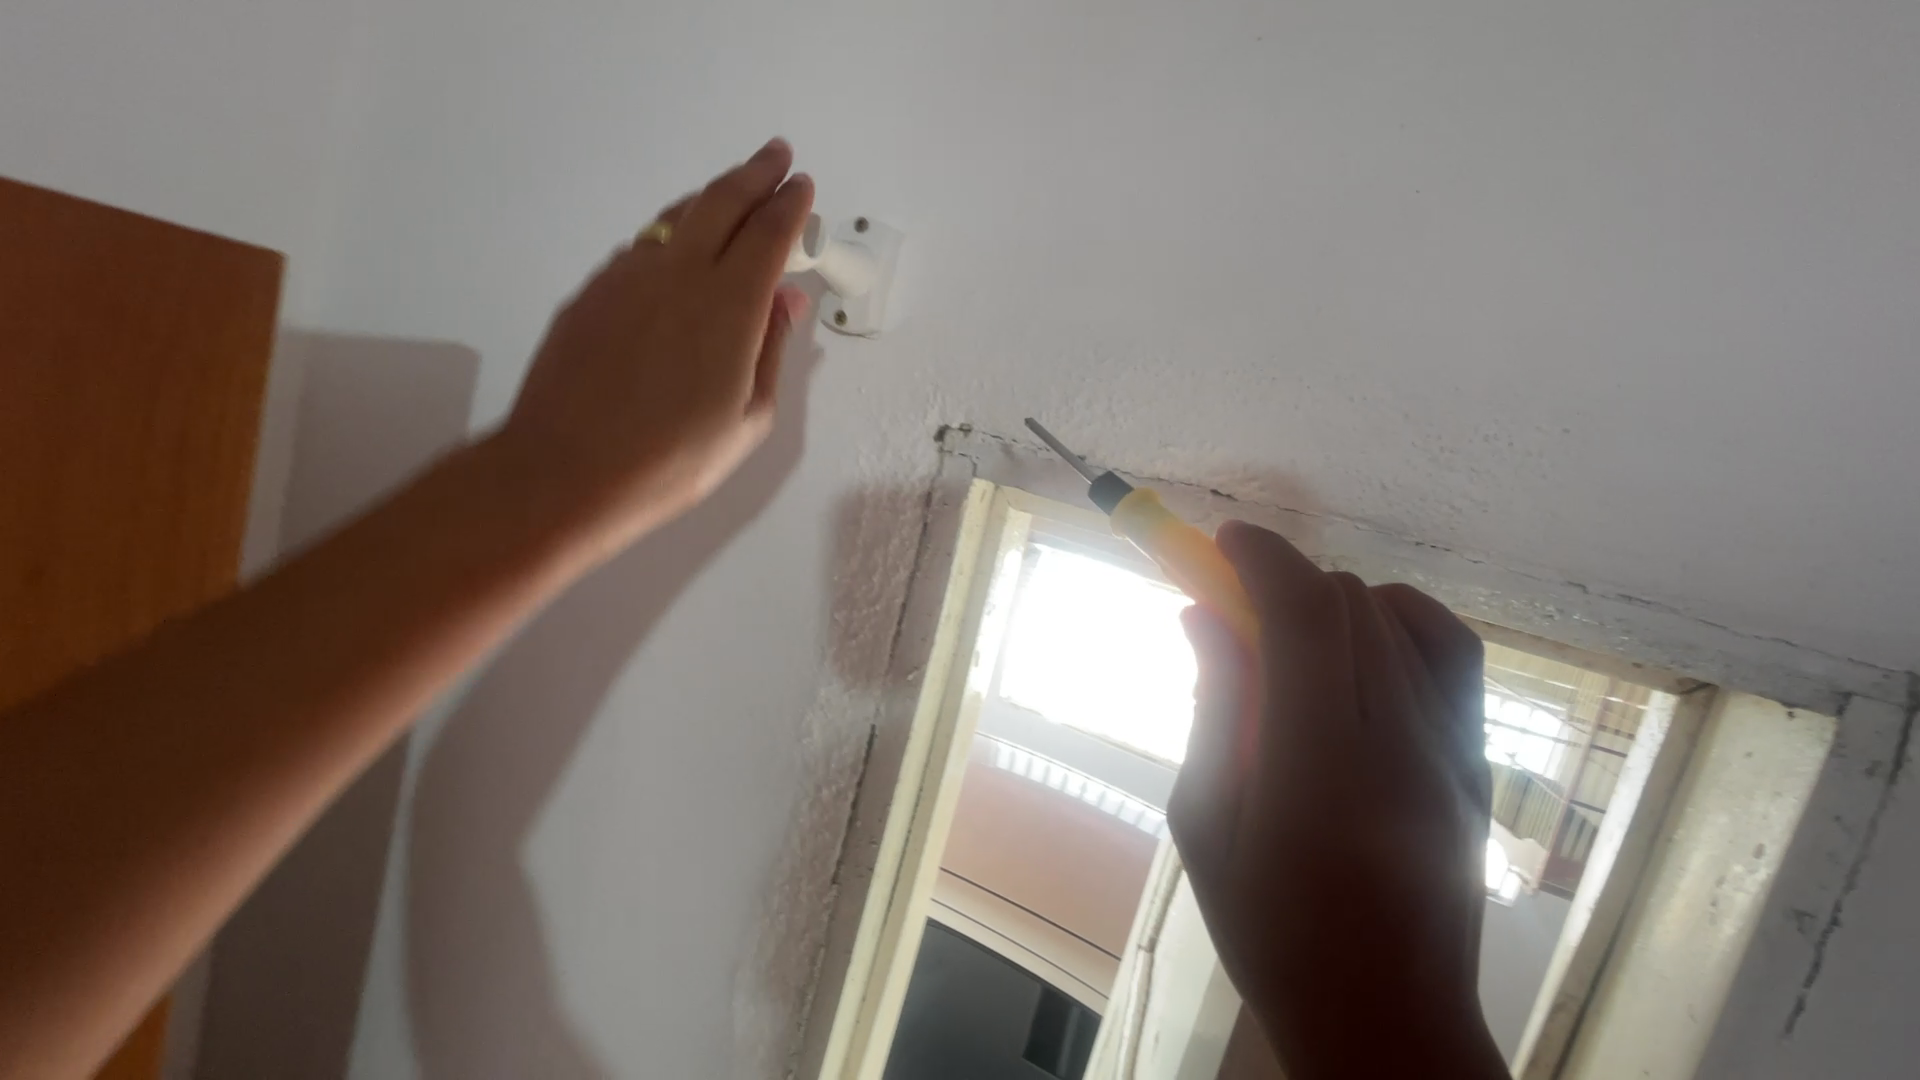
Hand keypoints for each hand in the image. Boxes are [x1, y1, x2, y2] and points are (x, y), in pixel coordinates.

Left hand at [497, 137, 813, 548]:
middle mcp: (679, 272)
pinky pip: (643, 245)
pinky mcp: (592, 291)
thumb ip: (772, 350)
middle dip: (756, 174)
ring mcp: (627, 276)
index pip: (769, 234)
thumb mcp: (749, 418)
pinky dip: (673, 231)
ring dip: (712, 197)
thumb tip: (788, 300)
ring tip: (734, 191)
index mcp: (730, 305)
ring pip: (677, 217)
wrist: (566, 471)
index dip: (790, 206)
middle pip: (722, 202)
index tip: (804, 187)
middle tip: (777, 156)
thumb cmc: (674, 460)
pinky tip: (679, 246)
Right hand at [1170, 522, 1505, 1078]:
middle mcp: (1397, 742)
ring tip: (1290, 631)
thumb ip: (1213, 708)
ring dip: (1334, 599)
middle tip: (1233, 600)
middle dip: (1284, 576)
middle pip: (1349, 604)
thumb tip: (1201, 617)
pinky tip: (1359, 646)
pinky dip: (1399, 621)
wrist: (1386, 1016)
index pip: (1304, 616)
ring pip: (1400, 616)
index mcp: (1318, 764)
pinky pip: (1450, 652)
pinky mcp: (1476, 761)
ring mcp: (1451, 749)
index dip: (1262, 559)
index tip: (1222, 541)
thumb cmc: (1270, 928)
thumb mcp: (1206, 821)